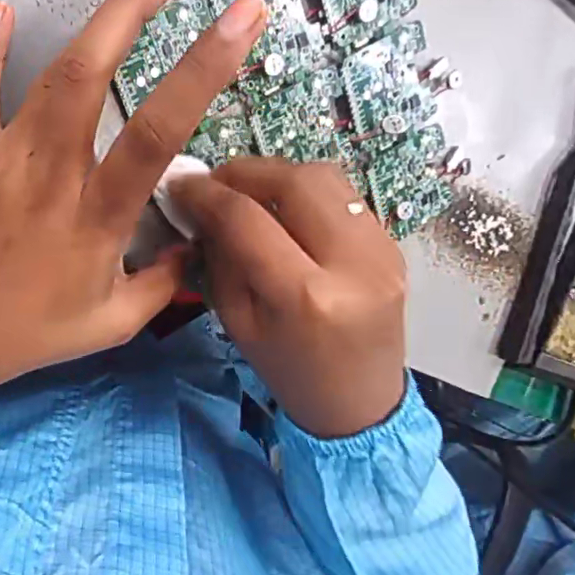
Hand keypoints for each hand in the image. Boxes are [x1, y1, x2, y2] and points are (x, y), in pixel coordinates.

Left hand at [0, 0, 265, 389]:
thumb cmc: (38, 330)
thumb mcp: (117, 320)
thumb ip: (166, 279)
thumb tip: (197, 238)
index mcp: (96, 215)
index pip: (156, 133)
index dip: (201, 70)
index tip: (239, 19)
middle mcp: (50, 176)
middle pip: (88, 79)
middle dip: (130, 17)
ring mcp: (2, 161)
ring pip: (45, 79)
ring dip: (87, 26)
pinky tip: (0, 10)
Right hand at [170, 160, 406, 437]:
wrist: (361, 403)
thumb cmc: (287, 370)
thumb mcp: (236, 320)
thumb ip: (220, 258)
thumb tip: (201, 207)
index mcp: (305, 297)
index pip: (246, 219)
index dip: (206, 194)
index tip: (181, 186)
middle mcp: (352, 264)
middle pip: (295, 182)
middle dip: (244, 171)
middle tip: (214, 181)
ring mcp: (382, 251)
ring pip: (325, 177)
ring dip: (276, 173)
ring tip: (246, 189)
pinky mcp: (394, 245)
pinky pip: (343, 196)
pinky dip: (304, 190)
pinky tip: (282, 207)